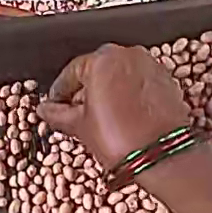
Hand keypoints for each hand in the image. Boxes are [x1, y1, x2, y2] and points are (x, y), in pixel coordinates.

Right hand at [37, 43, 192, 167]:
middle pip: (97, 71)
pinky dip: (126, 96)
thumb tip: (46, 109)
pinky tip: (120, 117)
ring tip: (98, 118)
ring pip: (118, 76)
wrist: (161, 156)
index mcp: (103, 60)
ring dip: (106, 93)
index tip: (54, 104)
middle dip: (84, 92)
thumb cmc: (121, 139)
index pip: (72, 72)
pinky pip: (137, 84)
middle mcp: (129, 56)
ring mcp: (150, 67)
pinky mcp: (165, 81)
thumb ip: (58, 113)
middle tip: (74, 114)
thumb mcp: (79, 126)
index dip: (59, 91)